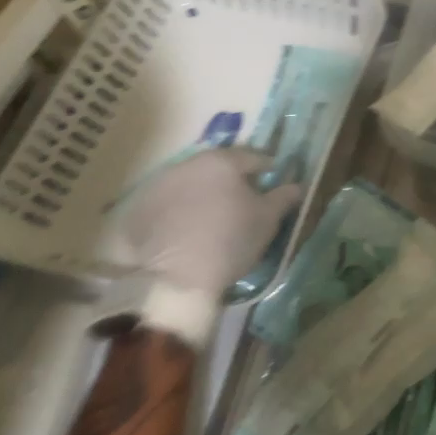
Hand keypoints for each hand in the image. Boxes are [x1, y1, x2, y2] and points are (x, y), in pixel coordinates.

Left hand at [121, 146, 301, 294]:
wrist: (176, 276)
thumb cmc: (231, 240)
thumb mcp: (268, 220)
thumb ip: (283, 197)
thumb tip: (296, 185)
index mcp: (223, 161)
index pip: (254, 158)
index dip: (268, 171)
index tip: (273, 185)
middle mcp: (188, 163)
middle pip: (219, 167)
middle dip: (232, 181)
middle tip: (243, 203)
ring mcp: (160, 184)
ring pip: (191, 183)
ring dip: (204, 193)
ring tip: (213, 217)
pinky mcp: (139, 208)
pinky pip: (169, 203)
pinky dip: (180, 210)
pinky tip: (187, 230)